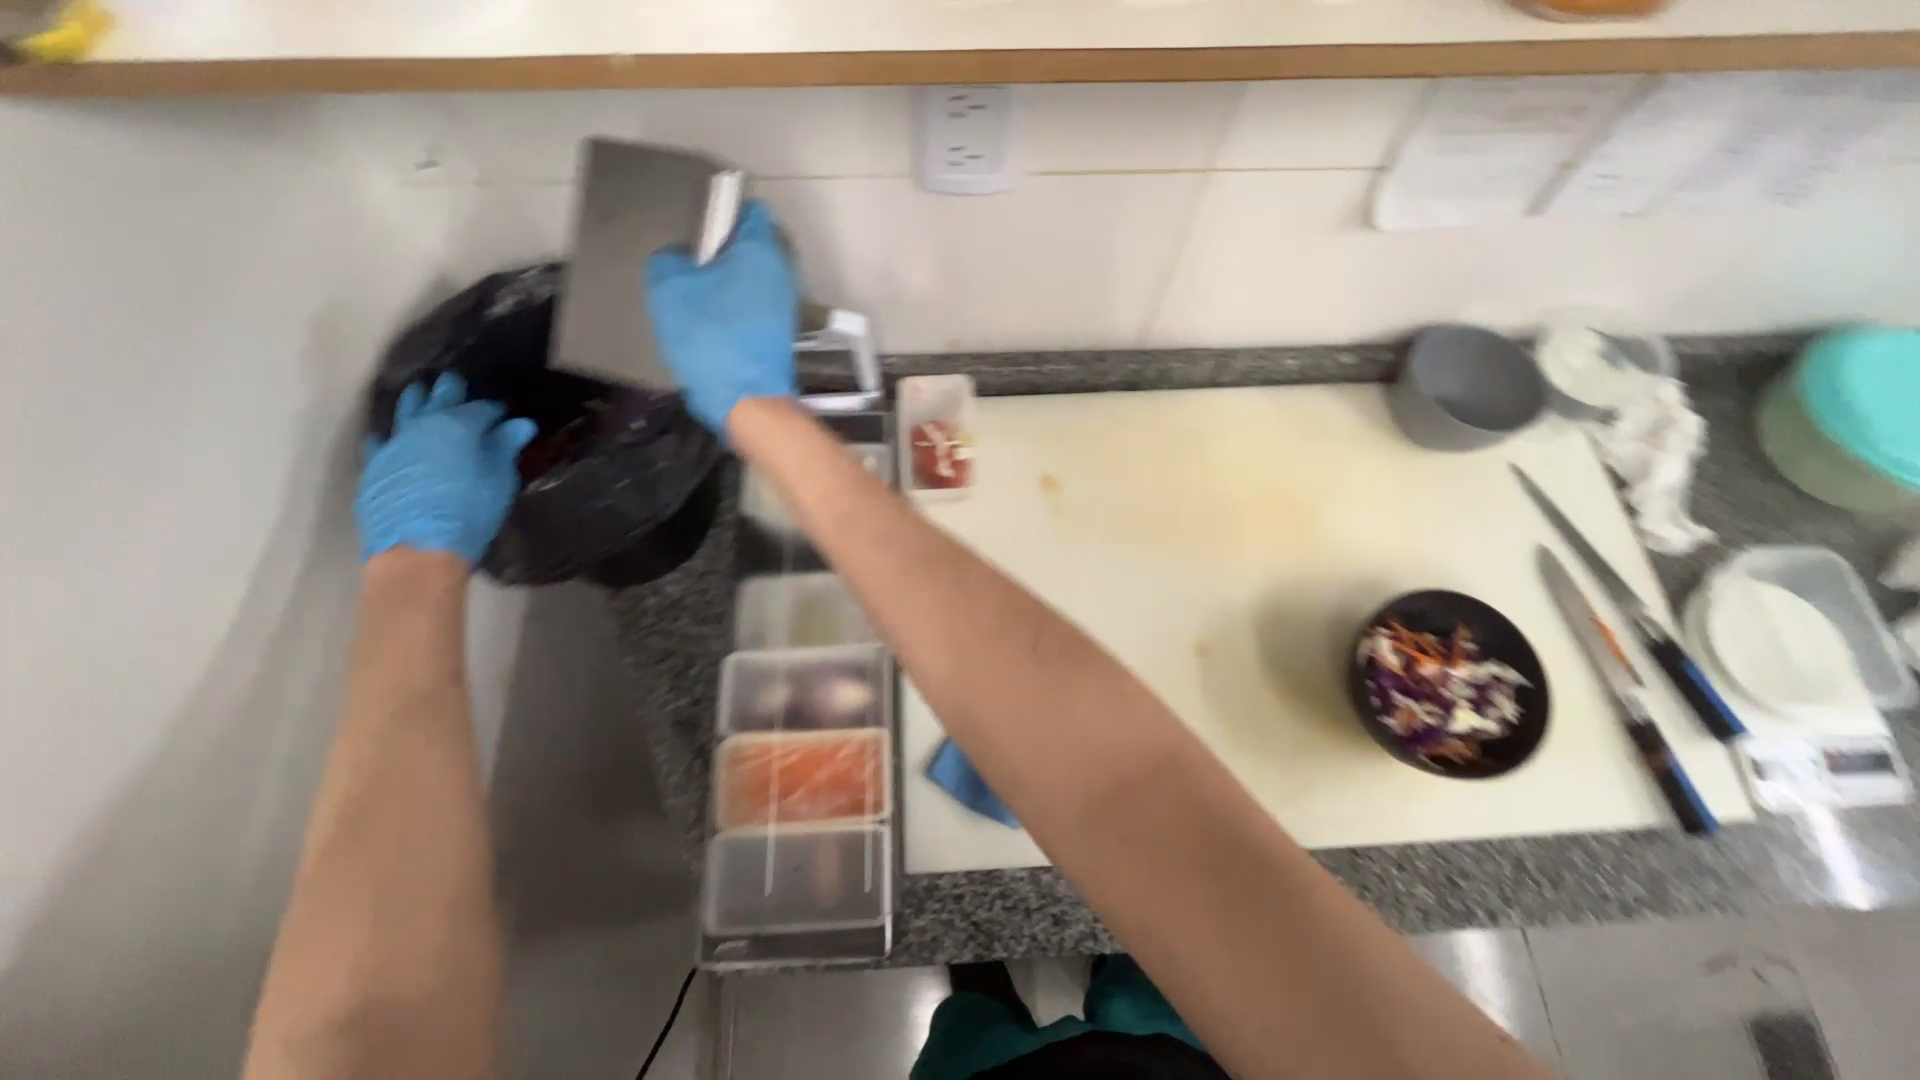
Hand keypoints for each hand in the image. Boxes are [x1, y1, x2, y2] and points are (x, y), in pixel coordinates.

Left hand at [357, 373, 538, 564]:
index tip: (503, 411)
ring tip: (418, 392)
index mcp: (457, 426)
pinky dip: (386, 435)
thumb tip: (521, 423)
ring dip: (413, 402)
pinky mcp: (376, 468)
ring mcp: (394, 446)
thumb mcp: (499, 480)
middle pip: (436, 402)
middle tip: (453, 381)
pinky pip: (380, 442)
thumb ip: (506, 448)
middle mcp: (422, 427)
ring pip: (403, 414)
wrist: (418, 549)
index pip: (480, 409)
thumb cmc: (469, 512)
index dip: (493, 409)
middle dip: (448, 391)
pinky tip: (384, 434)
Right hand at [644, 199, 798, 432]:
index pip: (750, 210)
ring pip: (752, 278)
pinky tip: (708, 320)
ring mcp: (784, 305)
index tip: (695, 220)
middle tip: (688, 257)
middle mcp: (782, 273)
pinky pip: (753, 306)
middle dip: (721, 248)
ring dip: (726, 280)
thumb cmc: (712, 338)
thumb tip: (679, 260)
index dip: (721, 208)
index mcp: (762, 250)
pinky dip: (734, 306)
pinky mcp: (779, 333)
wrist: (748, 401)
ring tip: (693, 291)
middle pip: (751, 245)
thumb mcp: (670, 290)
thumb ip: (669, 261)